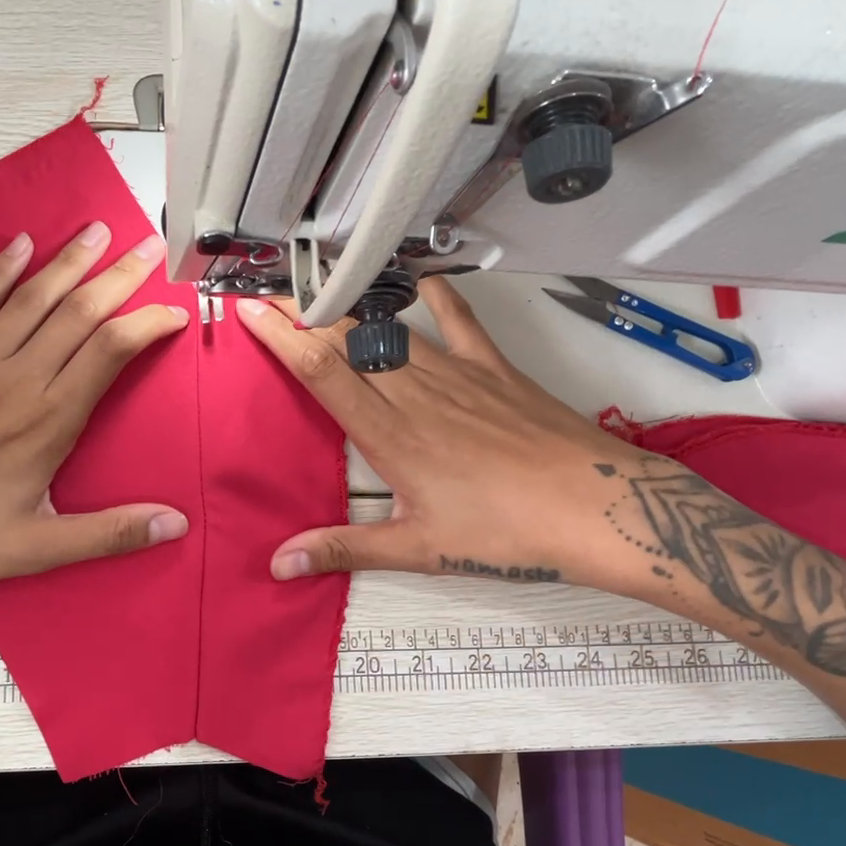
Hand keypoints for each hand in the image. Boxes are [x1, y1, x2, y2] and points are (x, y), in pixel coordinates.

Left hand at [0, 223, 190, 620]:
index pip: (111, 351)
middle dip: (120, 275)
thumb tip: (175, 523)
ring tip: (97, 230)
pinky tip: (18, 244)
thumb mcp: (36, 549)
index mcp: (47, 421)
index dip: (148, 324)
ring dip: (68, 260)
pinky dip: (0, 271)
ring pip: (32, 297)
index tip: (174, 310)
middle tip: (150, 245)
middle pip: (79, 311)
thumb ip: (109, 534)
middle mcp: (15, 379)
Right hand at [236, 277, 675, 593]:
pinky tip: (421, 282)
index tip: (248, 312)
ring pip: (390, 331)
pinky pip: (460, 323)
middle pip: (347, 340)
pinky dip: (438, 299)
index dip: (280, 337)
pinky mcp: (495, 370)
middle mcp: (415, 392)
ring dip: (349, 311)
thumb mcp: (418, 549)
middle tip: (268, 296)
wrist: (597, 507)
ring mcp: (458, 375)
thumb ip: (344, 548)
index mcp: (389, 433)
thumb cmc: (505, 532)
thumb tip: (279, 563)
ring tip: (318, 295)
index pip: (321, 370)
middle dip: (301, 314)